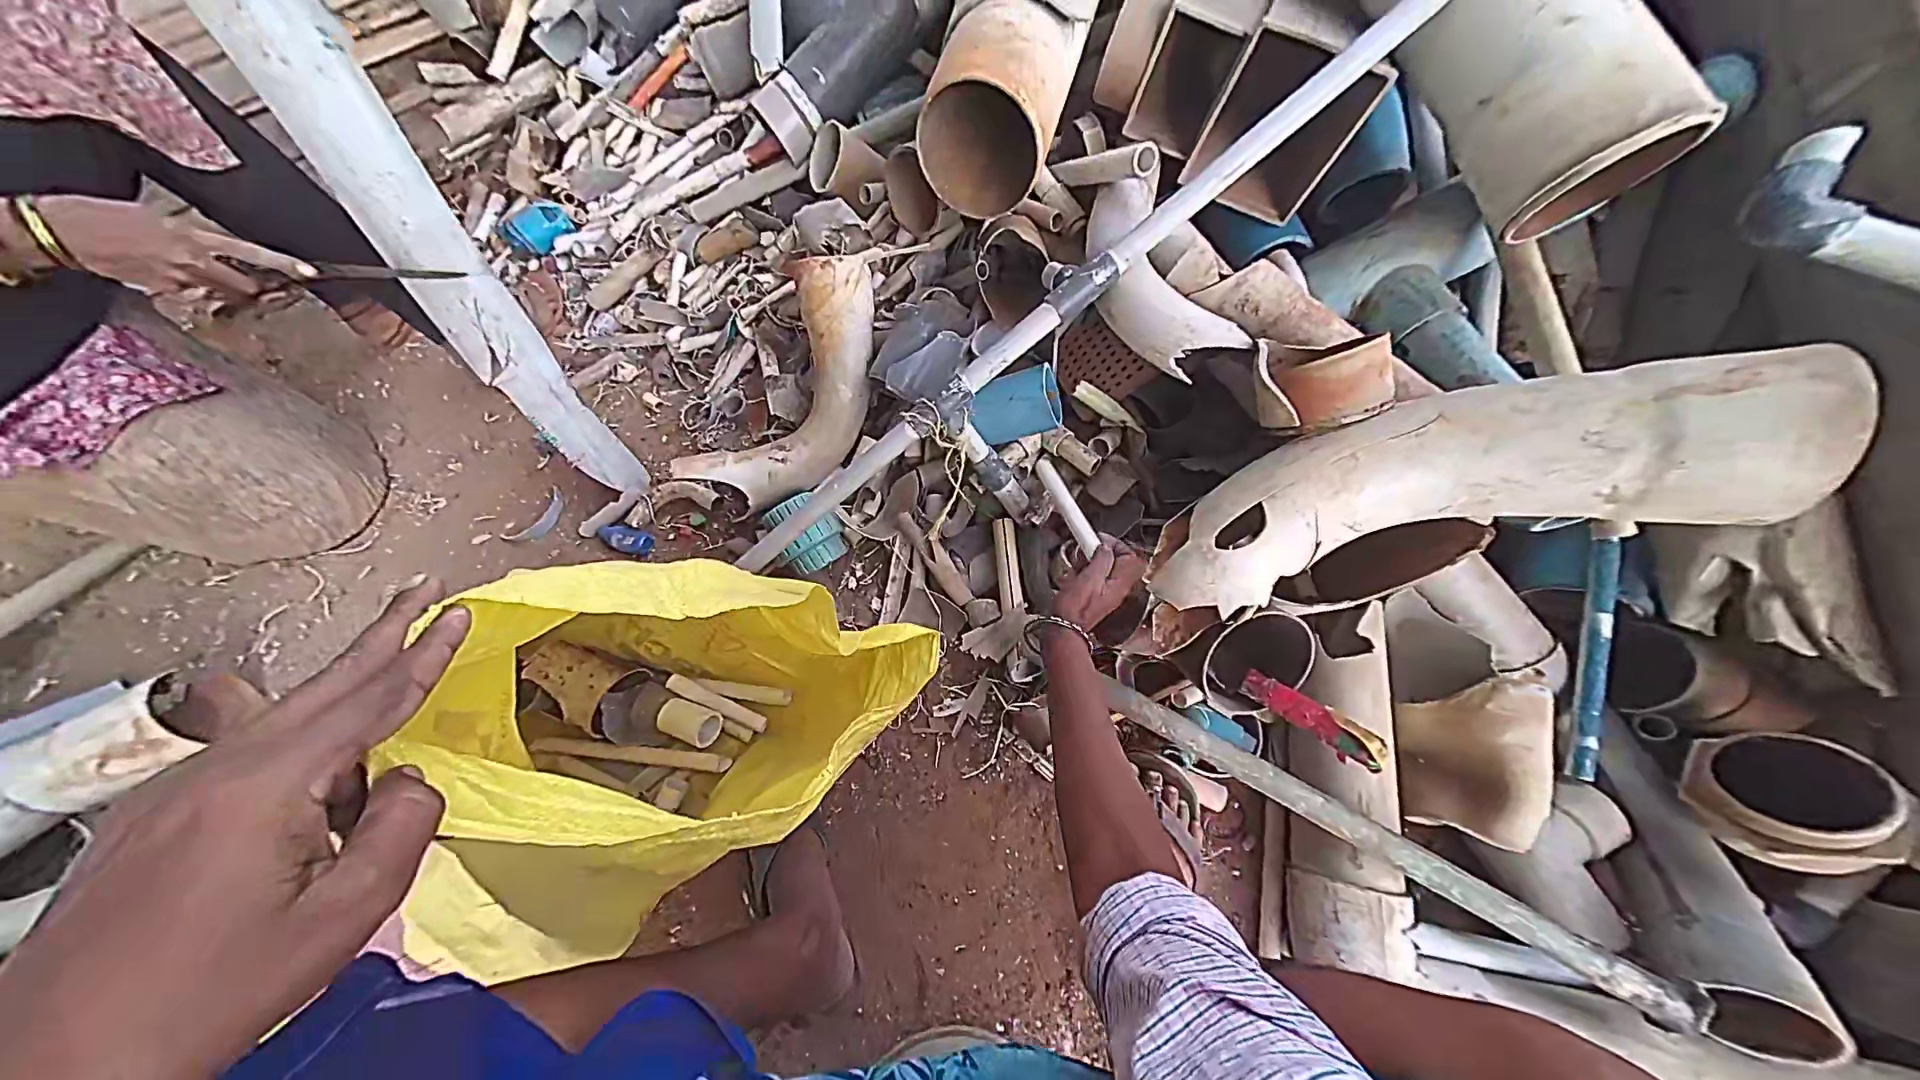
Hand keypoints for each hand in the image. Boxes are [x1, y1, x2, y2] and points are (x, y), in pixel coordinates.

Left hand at [0, 580, 469, 1079]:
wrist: (53, 1068)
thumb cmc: (213, 993)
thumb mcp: (346, 915)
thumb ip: (402, 827)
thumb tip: (408, 780)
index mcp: (264, 789)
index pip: (371, 701)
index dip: (424, 654)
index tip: (458, 613)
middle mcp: (215, 772)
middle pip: (324, 684)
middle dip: (383, 632)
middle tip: (424, 589)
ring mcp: (176, 791)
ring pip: (291, 722)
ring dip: (352, 708)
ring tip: (386, 732)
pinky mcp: (157, 815)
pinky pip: (257, 759)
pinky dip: (312, 758)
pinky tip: (325, 802)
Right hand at [33, 194, 316, 298]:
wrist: (61, 230)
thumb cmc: (110, 216)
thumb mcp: (160, 215)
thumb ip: (199, 232)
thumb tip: (228, 243)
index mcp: (195, 235)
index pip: (252, 252)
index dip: (284, 264)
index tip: (310, 272)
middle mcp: (194, 260)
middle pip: (248, 285)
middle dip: (260, 288)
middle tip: (266, 287)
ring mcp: (181, 279)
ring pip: (227, 295)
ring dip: (233, 293)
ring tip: (224, 284)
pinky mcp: (166, 291)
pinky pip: (198, 298)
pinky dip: (201, 294)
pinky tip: (189, 285)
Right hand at [1052, 535, 1146, 628]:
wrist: (1064, 628)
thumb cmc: (1075, 609)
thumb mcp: (1088, 578)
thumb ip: (1101, 560)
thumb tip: (1106, 547)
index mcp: (1120, 584)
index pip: (1131, 556)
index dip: (1116, 544)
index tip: (1099, 540)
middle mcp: (1116, 589)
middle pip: (1118, 562)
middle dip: (1101, 553)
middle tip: (1088, 550)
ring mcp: (1106, 593)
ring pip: (1104, 568)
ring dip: (1090, 562)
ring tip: (1079, 564)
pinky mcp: (1094, 596)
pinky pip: (1093, 577)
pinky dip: (1084, 572)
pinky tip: (1074, 575)